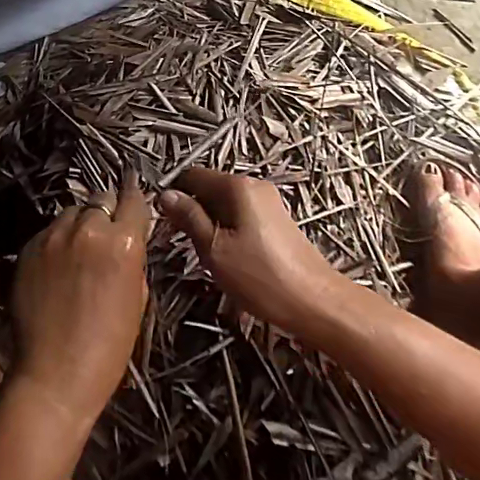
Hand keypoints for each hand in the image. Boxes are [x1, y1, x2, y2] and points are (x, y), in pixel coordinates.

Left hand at [6, 171, 149, 422]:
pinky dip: (57, 240)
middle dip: (106, 212)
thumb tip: (129, 239)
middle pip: (100, 199)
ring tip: (79, 250)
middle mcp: (88, 229)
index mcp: (122, 242)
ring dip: (80, 224)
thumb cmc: (107, 348)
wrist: (54, 376)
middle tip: (105, 234)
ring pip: (72, 212)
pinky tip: (58, 264)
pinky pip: (49, 231)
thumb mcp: (137, 299)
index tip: (133, 196)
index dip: (134, 197)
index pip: (133, 198)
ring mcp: (55, 236)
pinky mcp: (29, 247)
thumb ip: (134, 259)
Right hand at [154, 168, 349, 335]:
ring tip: (207, 257)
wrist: (316, 304)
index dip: (174, 194)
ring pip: (225, 206)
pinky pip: (241, 218)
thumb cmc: (262, 278)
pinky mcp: (276, 223)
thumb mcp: (215, 250)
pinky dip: (228, 233)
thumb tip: (165, 195)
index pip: (193, 175)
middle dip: (193, 212)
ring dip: (210, 226)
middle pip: (210, 189)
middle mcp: (255, 186)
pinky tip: (230, 261)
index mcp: (238, 186)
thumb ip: (189, 218)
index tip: (162, 221)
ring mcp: (268, 203)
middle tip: (184, 245)